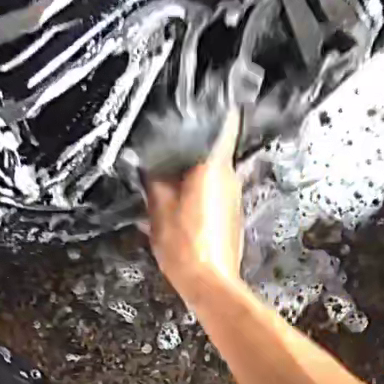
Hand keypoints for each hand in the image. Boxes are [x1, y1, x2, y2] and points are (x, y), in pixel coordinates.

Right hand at [142, 109, 244, 298]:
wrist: (210, 284)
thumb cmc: (187, 249)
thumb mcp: (158, 209)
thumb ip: (155, 179)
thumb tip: (150, 164)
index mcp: (213, 168)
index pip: (223, 123)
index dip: (213, 107)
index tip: (200, 98)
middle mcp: (230, 178)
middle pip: (210, 148)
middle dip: (187, 148)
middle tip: (162, 150)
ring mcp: (233, 198)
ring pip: (210, 171)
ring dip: (190, 172)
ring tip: (165, 181)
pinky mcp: (231, 216)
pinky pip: (212, 192)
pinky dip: (196, 191)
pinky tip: (178, 205)